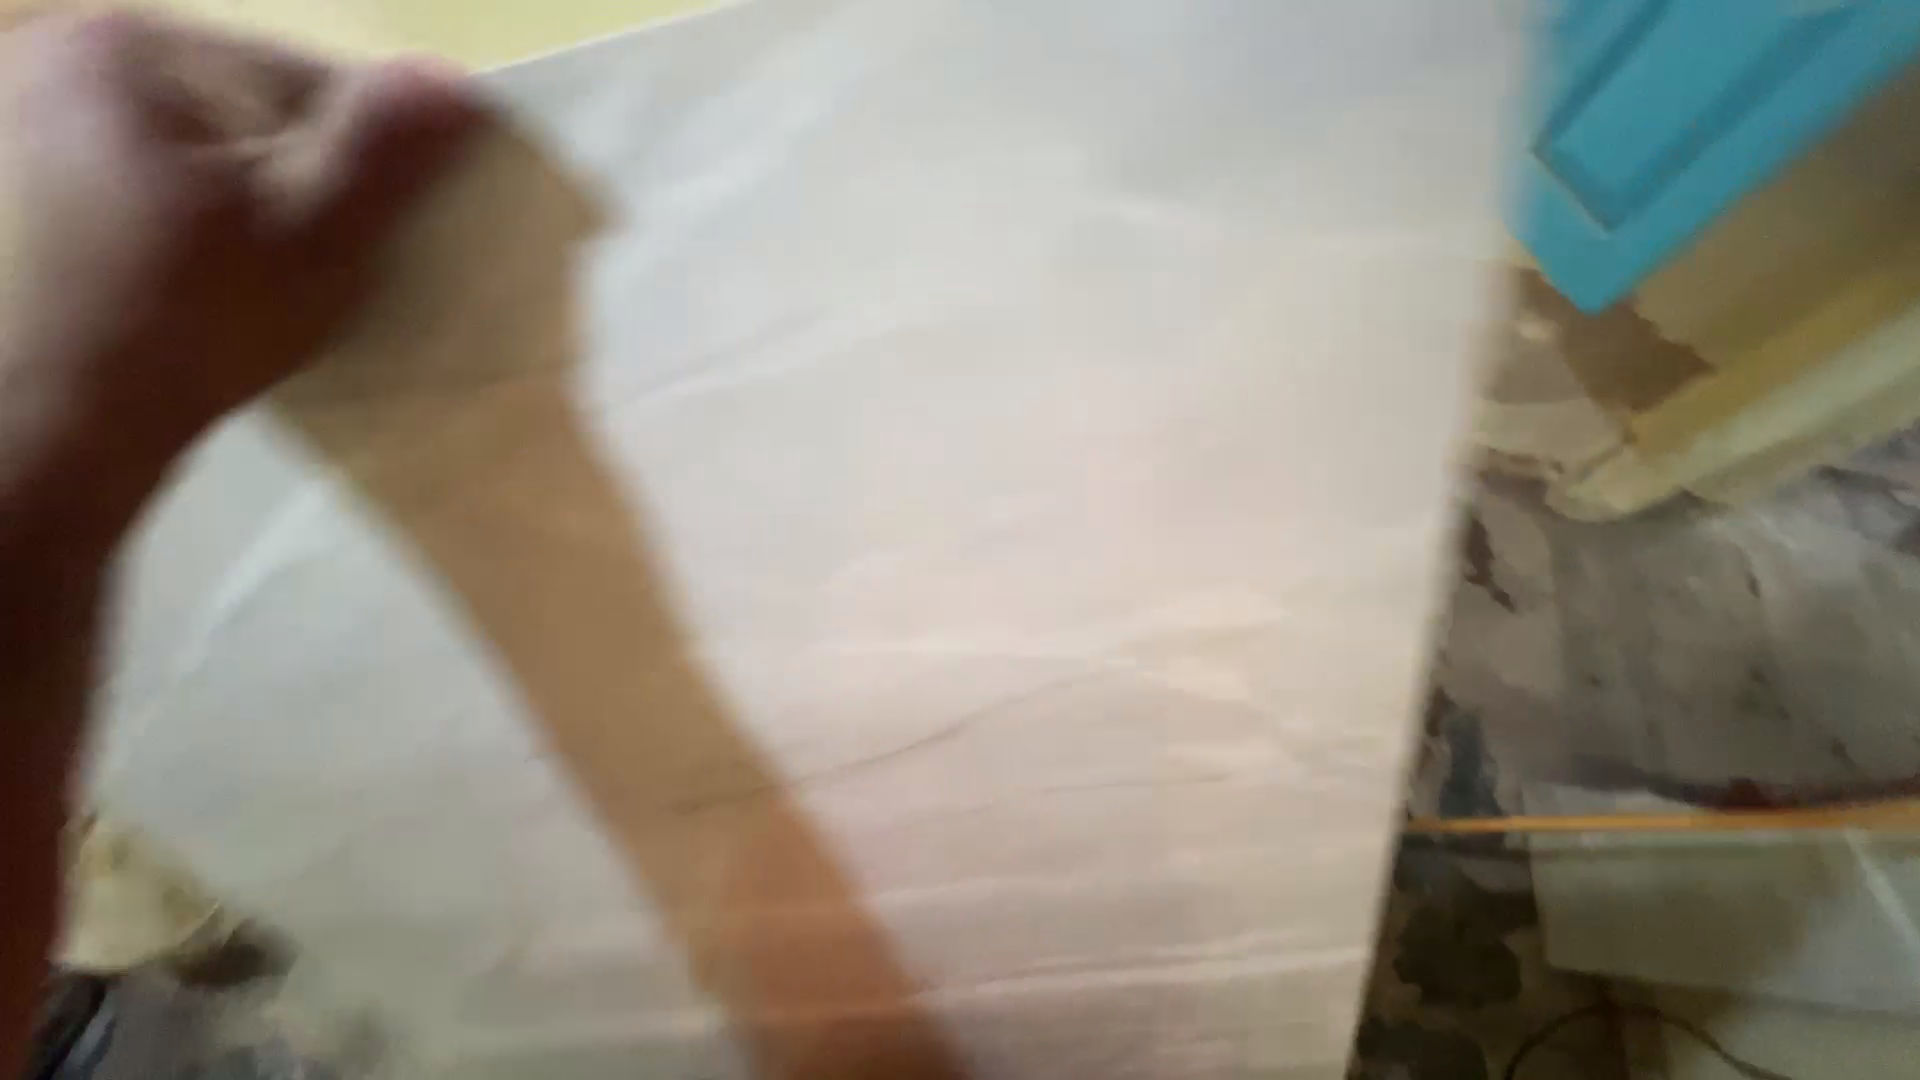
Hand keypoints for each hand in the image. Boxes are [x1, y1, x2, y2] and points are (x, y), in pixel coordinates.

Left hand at [0, 9, 484, 484]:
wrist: (66, 405)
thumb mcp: (320, 234)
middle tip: (322, 253)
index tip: (381, 229)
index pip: (316, 84)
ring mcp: (33, 99)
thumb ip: (382, 150)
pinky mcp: (29, 155)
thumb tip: (458, 81)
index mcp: (144, 49)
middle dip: (309, 174)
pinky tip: (207, 257)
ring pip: (216, 138)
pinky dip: (207, 204)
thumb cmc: (205, 317)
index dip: (373, 160)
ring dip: (262, 191)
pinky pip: (163, 161)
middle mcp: (70, 47)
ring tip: (265, 262)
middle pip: (259, 107)